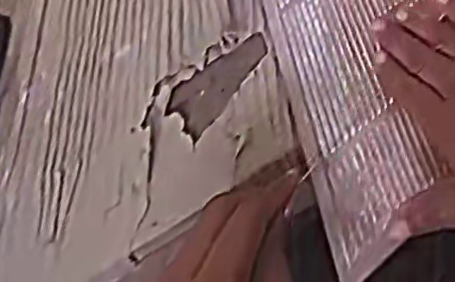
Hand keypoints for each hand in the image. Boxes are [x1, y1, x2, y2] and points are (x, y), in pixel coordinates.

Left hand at [158, 169, 296, 281]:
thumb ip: (276, 261)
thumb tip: (281, 218)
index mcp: (213, 277)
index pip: (248, 211)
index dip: (276, 190)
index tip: (292, 181)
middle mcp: (179, 273)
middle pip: (219, 210)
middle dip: (252, 196)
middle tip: (277, 194)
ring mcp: (162, 277)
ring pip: (199, 226)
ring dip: (229, 217)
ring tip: (254, 221)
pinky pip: (182, 247)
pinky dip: (208, 237)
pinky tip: (225, 245)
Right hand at [374, 0, 454, 236]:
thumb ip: (435, 209)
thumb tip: (395, 224)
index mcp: (445, 119)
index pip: (408, 92)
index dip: (390, 75)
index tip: (377, 60)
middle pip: (417, 56)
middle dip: (394, 40)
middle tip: (376, 26)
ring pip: (439, 34)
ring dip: (417, 22)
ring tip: (399, 12)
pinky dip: (452, 8)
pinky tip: (441, 0)